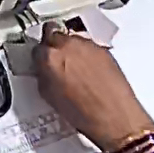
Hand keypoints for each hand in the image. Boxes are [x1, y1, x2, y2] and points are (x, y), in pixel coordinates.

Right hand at [35, 26, 153, 151]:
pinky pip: (88, 45)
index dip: (40, 57)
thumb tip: (44, 70)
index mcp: (50, 57)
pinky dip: (86, 54)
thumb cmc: (86, 114)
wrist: (115, 119)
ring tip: (76, 68)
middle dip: (53, 46)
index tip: (43, 63)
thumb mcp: (51, 97)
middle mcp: (67, 45)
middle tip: (58, 61)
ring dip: (70, 49)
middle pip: (53, 34)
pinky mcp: (102, 48)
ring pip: (71, 38)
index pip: (37, 48)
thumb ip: (44, 76)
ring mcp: (86, 45)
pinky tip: (90, 70)